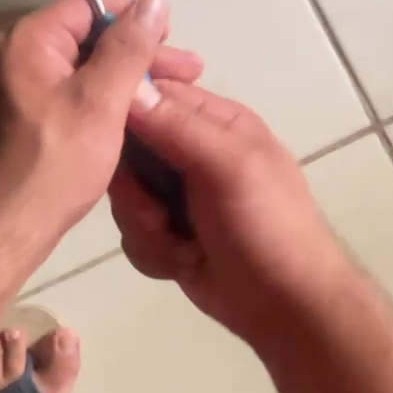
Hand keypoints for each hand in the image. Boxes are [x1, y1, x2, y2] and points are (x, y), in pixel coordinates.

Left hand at [0, 0, 202, 241]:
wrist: (4, 228)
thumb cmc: (53, 164)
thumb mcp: (100, 102)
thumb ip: (128, 48)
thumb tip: (152, 1)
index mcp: (25, 43)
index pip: (85, 6)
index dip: (132, 17)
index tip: (171, 38)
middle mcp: (9, 60)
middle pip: (82, 39)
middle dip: (135, 53)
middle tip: (187, 72)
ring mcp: (8, 93)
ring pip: (75, 72)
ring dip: (121, 80)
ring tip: (168, 97)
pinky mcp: (14, 124)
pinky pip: (62, 99)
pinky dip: (97, 103)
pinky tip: (130, 119)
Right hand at [110, 80, 360, 341]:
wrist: (284, 306)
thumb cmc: (267, 227)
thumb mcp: (227, 166)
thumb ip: (176, 126)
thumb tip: (128, 85)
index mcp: (213, 121)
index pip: (149, 94)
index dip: (123, 114)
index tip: (108, 143)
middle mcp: (190, 152)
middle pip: (126, 151)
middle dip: (133, 191)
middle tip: (155, 215)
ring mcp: (176, 196)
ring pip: (124, 198)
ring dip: (145, 228)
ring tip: (180, 247)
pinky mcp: (166, 234)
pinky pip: (131, 234)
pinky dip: (152, 253)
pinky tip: (182, 263)